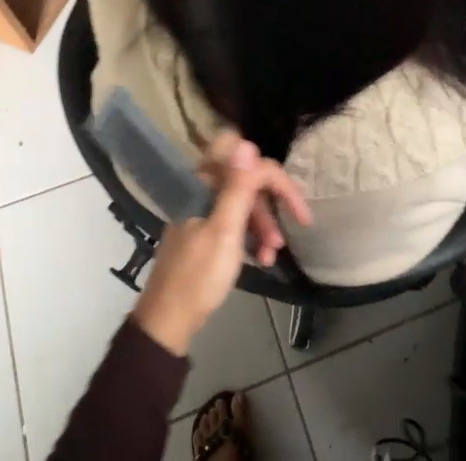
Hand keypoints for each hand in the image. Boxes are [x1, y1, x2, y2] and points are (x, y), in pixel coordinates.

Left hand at [132, 133, 312, 355]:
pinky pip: (234, 221)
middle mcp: (201, 190)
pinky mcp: (204, 231)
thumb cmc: (198, 277)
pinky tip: (261, 258)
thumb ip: (237, 188)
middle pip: (247, 180)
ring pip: (243, 203)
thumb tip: (247, 144)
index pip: (245, 159)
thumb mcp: (224, 232)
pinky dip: (251, 236)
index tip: (297, 207)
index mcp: (202, 184)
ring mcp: (202, 210)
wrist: (168, 321)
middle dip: (272, 204)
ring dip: (264, 224)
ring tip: (273, 254)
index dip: (274, 177)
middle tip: (296, 226)